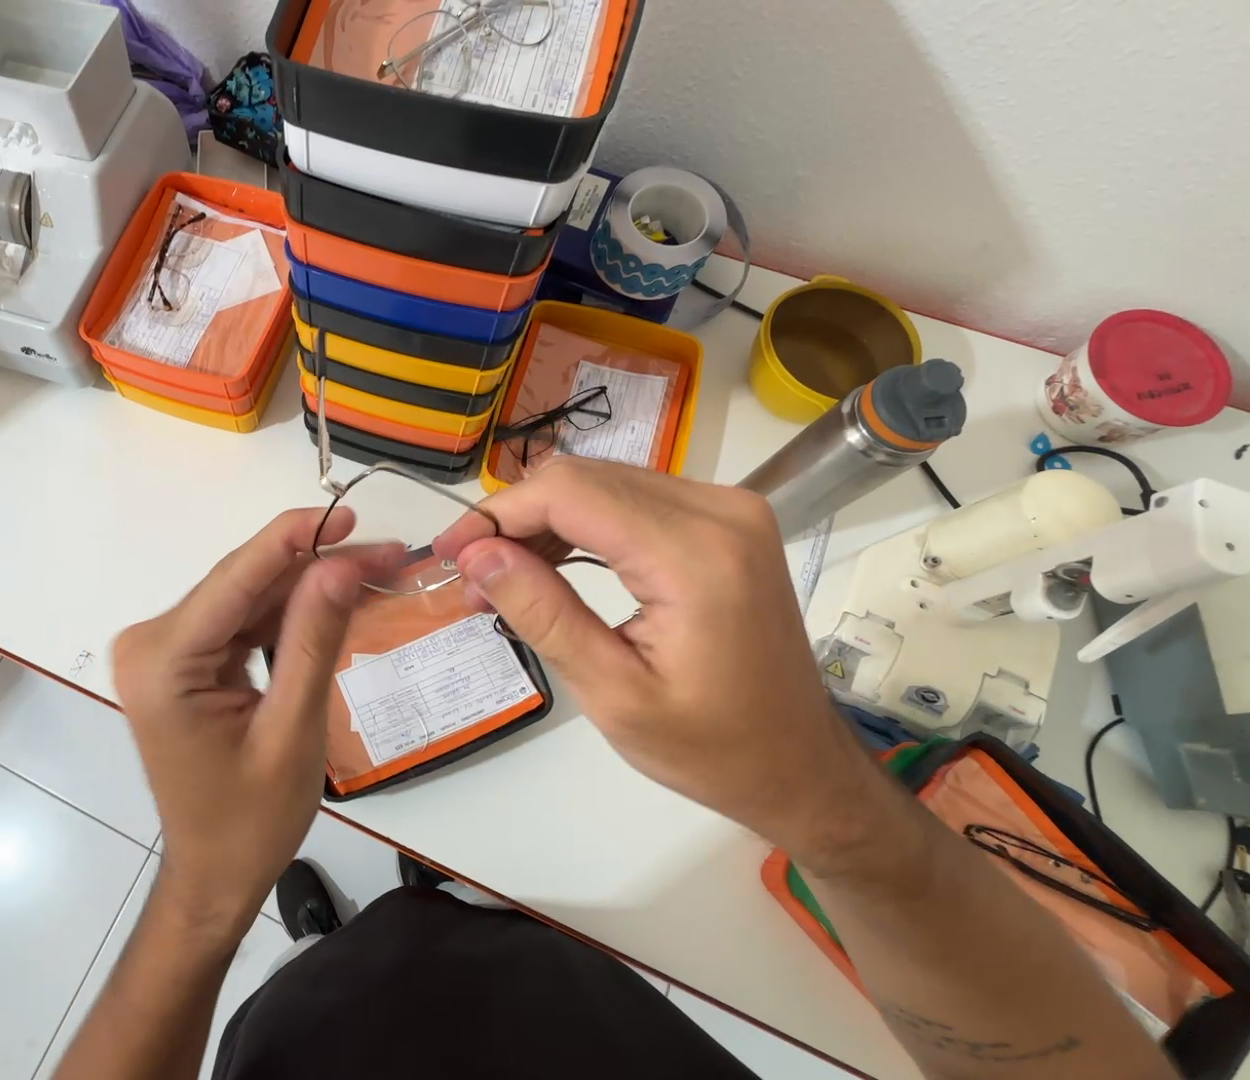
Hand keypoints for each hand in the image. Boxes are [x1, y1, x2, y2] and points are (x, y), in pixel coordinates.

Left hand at [114, 508, 403, 934]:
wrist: (214, 875)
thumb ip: (314, 642)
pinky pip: (241, 624)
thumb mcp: (293, 731)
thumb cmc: (251, 822)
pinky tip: (336, 604)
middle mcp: (151, 644)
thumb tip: (341, 565)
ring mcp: (164, 652)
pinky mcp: (182, 661)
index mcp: (163, 663)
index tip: (350, 513)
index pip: (234, 579)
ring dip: (308, 588)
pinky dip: (288, 616)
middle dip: (316, 566)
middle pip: (243, 585)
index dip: (294, 537)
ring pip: (247, 599)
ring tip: (376, 574)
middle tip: (387, 555)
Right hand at [432, 458, 876, 852]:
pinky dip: (580, 525)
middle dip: (514, 519)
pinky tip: (550, 564)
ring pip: (602, 482)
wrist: (800, 765)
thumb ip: (543, 613)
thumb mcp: (612, 693)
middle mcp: (719, 509)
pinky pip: (631, 499)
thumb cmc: (709, 748)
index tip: (449, 554)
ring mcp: (728, 508)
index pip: (570, 493)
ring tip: (502, 579)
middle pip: (583, 478)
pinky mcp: (725, 520)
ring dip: (542, 521)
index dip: (497, 514)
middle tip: (473, 578)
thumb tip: (476, 555)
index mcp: (695, 554)